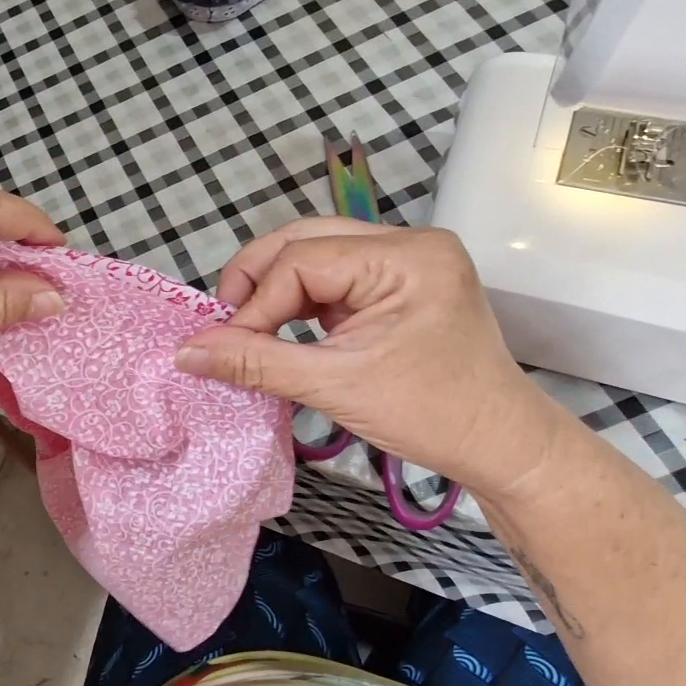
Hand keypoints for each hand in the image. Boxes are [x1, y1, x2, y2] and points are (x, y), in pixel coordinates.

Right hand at [173, 218, 574, 495]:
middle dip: (256, 281)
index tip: (225, 348)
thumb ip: (255, 362)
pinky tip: (280, 331)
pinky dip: (296, 303)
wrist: (500, 445)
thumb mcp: (334, 386)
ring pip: (313, 255)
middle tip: (224, 325)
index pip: (301, 260)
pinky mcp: (396, 285)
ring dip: (273, 292)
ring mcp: (404, 263)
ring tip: (248, 331)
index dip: (255, 302)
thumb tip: (185, 352)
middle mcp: (407, 244)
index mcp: (406, 257)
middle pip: (304, 240)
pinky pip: (330, 278)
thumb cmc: (431, 415)